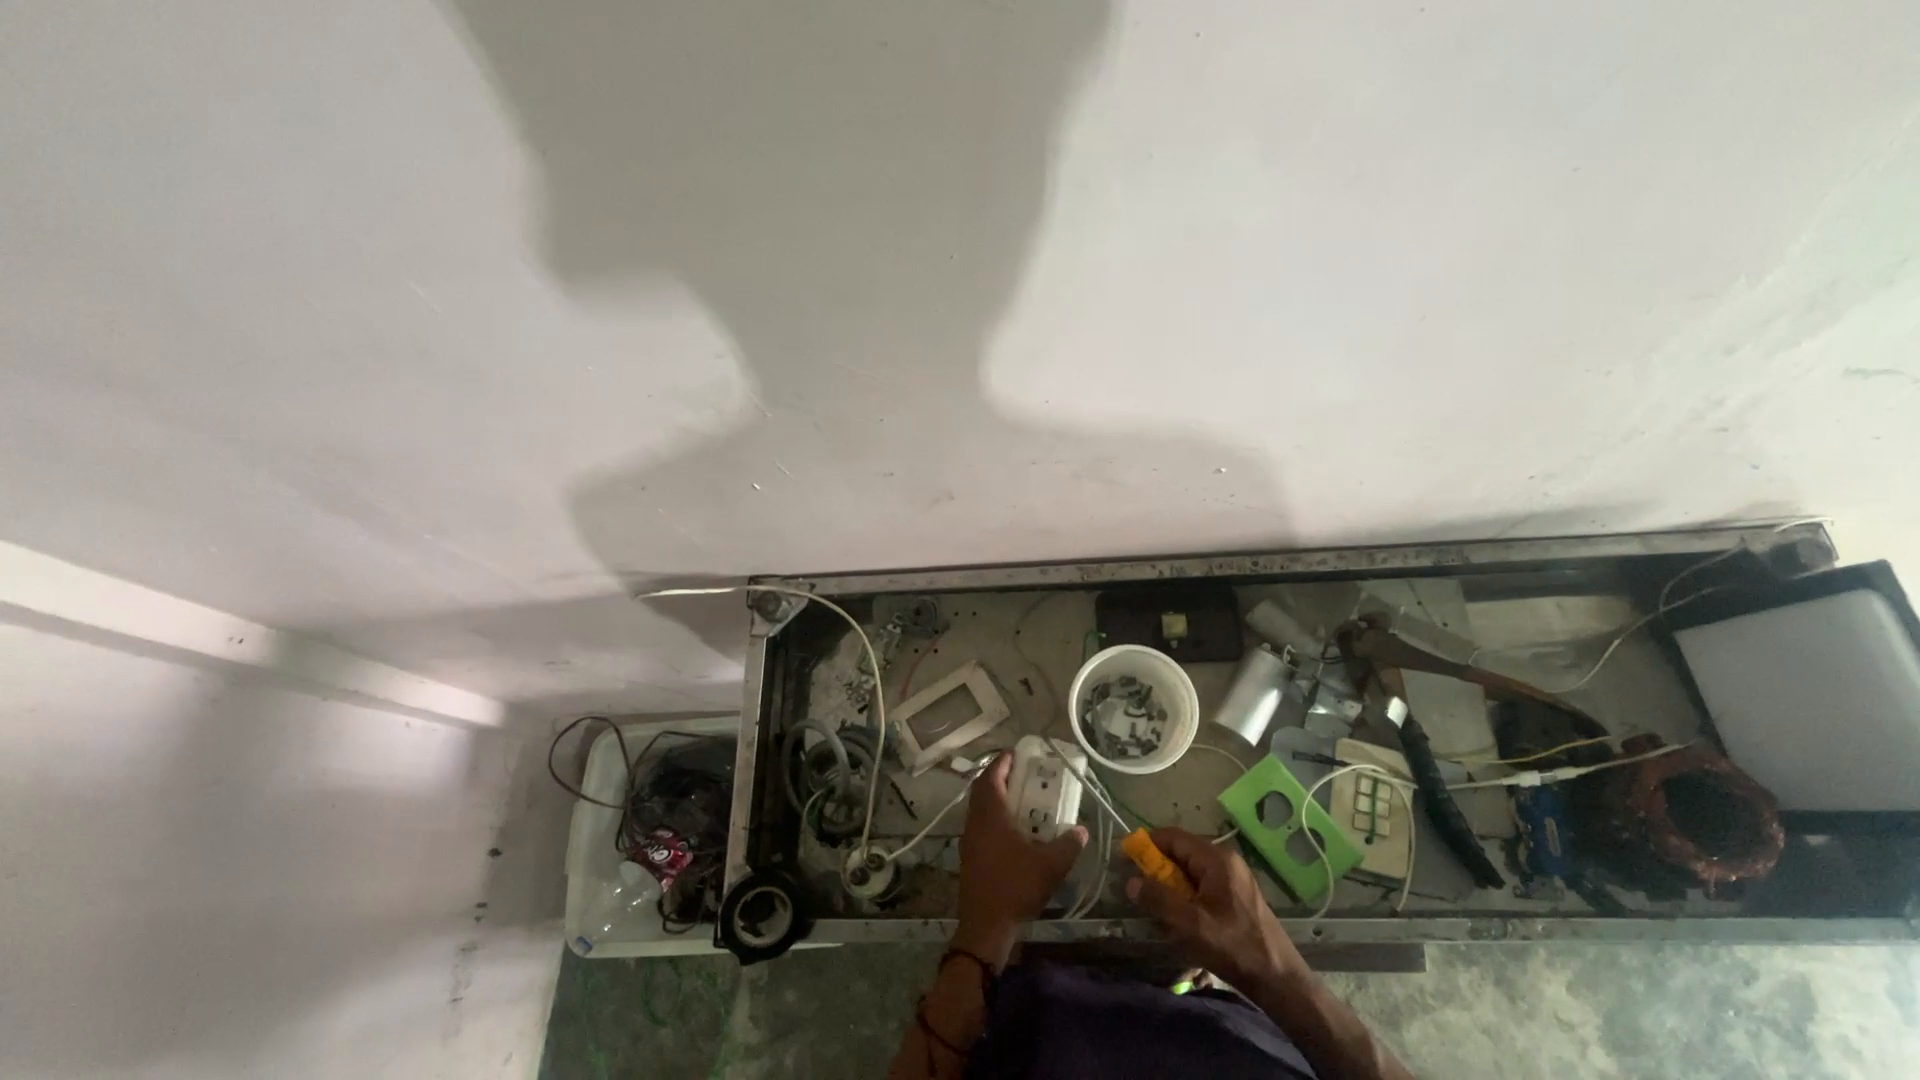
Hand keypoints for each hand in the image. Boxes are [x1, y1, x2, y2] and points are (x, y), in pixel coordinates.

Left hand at [954, 753, 1086, 960]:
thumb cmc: (1016, 888)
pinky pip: (979, 826)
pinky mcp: (969, 857)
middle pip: (981, 790)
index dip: (1001, 763)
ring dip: (995, 799)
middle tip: (1020, 773)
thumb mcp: (1050, 866)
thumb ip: (1068, 845)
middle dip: (998, 777)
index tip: (1016, 753)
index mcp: (990, 816)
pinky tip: (1012, 831)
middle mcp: (975, 823)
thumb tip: (1081, 829)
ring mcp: (968, 841)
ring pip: (978, 809)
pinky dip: (993, 818)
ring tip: (1019, 799)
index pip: (990, 778)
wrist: (985, 926)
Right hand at [1126, 827, 1307, 989]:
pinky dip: (1186, 896)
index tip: (1124, 859)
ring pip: (1190, 871)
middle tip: (1139, 890)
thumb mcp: (1191, 925)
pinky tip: (1181, 920)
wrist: (1279, 979)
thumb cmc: (1234, 947)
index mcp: (1216, 859)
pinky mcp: (1236, 896)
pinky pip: (1202, 886)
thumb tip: (1131, 881)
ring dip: (1170, 886)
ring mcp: (1233, 878)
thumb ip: (1159, 900)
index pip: (1172, 837)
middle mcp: (1226, 861)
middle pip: (1181, 853)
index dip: (1146, 844)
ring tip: (1158, 909)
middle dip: (1157, 869)